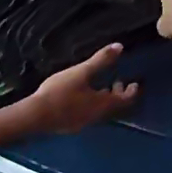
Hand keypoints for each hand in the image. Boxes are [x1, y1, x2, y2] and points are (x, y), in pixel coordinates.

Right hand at [22, 43, 138, 134]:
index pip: (126, 99)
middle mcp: (98, 116)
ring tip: (100, 89)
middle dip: (118, 94)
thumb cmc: (61, 92)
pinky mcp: (72, 125)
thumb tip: (119, 47)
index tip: (134, 83)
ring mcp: (85, 123)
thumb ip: (100, 61)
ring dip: (105, 100)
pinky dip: (92, 105)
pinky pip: (89, 115)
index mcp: (104, 103)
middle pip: (115, 107)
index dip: (132, 91)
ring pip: (102, 112)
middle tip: (118, 83)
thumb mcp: (81, 73)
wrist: (37, 115)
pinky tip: (81, 99)